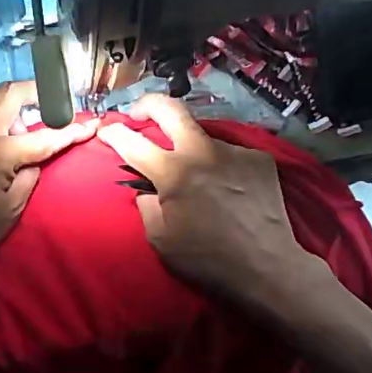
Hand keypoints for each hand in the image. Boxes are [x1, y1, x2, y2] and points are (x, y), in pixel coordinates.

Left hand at [0, 80, 97, 292]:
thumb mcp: (12, 208)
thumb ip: (29, 175)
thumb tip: (36, 157)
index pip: (44, 135)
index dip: (72, 130)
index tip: (91, 123)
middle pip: (10, 93)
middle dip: (37, 93)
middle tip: (53, 105)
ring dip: (5, 99)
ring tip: (17, 119)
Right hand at [98, 94, 320, 308]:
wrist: (267, 267)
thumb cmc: (206, 259)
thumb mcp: (160, 240)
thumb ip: (147, 206)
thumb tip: (148, 189)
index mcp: (174, 174)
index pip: (133, 142)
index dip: (113, 133)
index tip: (105, 130)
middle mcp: (203, 152)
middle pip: (170, 109)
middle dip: (147, 105)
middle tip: (138, 114)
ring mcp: (235, 152)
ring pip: (202, 138)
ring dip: (190, 149)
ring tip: (196, 177)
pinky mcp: (259, 159)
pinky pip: (229, 154)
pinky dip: (219, 166)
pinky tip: (226, 189)